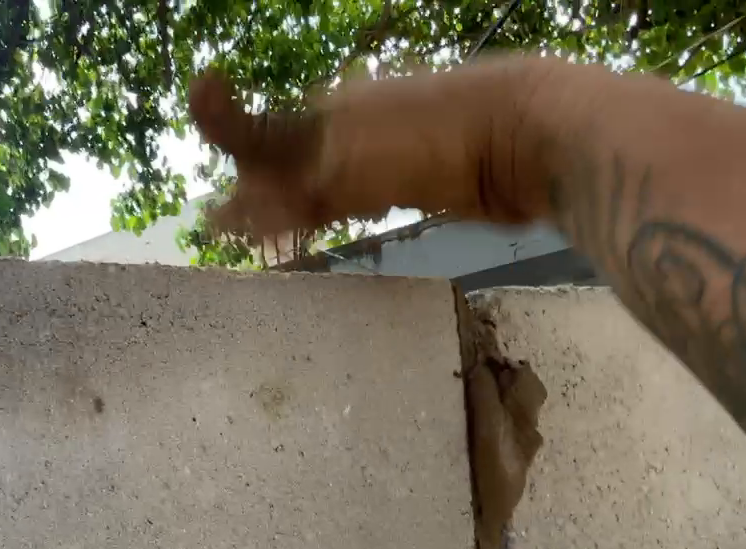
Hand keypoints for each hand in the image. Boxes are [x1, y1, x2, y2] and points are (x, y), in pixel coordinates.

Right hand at [187, 55, 574, 238]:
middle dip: (264, 197)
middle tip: (239, 236)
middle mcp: (352, 125)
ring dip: (298, 210)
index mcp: (329, 112)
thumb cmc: (426, 142)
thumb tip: (220, 215)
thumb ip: (281, 182)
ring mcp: (388, 150)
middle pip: (293, 164)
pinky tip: (334, 224)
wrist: (528, 136)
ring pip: (327, 183)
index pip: (264, 141)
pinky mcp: (418, 178)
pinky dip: (339, 213)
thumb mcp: (342, 158)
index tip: (217, 220)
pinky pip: (363, 197)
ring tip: (274, 240)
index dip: (239, 176)